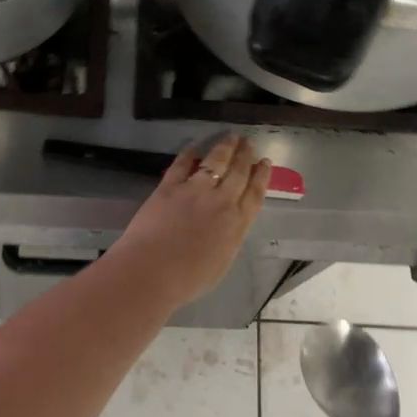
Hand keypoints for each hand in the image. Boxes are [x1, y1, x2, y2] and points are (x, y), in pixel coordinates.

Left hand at [102, 136, 272, 305]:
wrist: (152, 272)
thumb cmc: (187, 280)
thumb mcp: (220, 263)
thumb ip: (228, 240)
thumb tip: (229, 227)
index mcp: (236, 224)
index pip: (254, 194)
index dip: (261, 176)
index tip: (265, 163)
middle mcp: (220, 202)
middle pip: (237, 173)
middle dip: (245, 155)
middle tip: (248, 142)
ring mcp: (194, 191)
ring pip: (214, 162)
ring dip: (224, 148)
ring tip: (230, 137)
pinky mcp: (169, 187)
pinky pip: (181, 165)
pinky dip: (188, 154)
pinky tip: (193, 147)